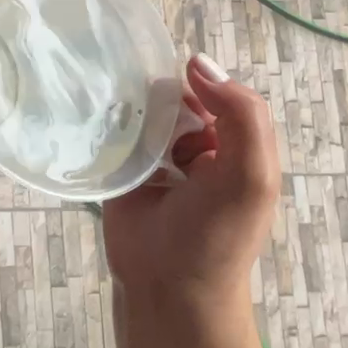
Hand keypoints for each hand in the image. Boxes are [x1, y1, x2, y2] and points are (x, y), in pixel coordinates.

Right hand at [103, 53, 279, 305]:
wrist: (168, 285)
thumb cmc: (217, 234)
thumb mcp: (249, 176)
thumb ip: (241, 116)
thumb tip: (197, 62)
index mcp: (237, 146)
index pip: (221, 94)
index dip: (203, 85)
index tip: (180, 87)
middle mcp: (198, 147)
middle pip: (179, 99)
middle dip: (163, 97)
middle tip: (149, 111)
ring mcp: (157, 157)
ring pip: (145, 112)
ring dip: (132, 108)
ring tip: (119, 114)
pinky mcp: (121, 166)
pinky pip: (114, 133)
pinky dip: (107, 124)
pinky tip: (97, 119)